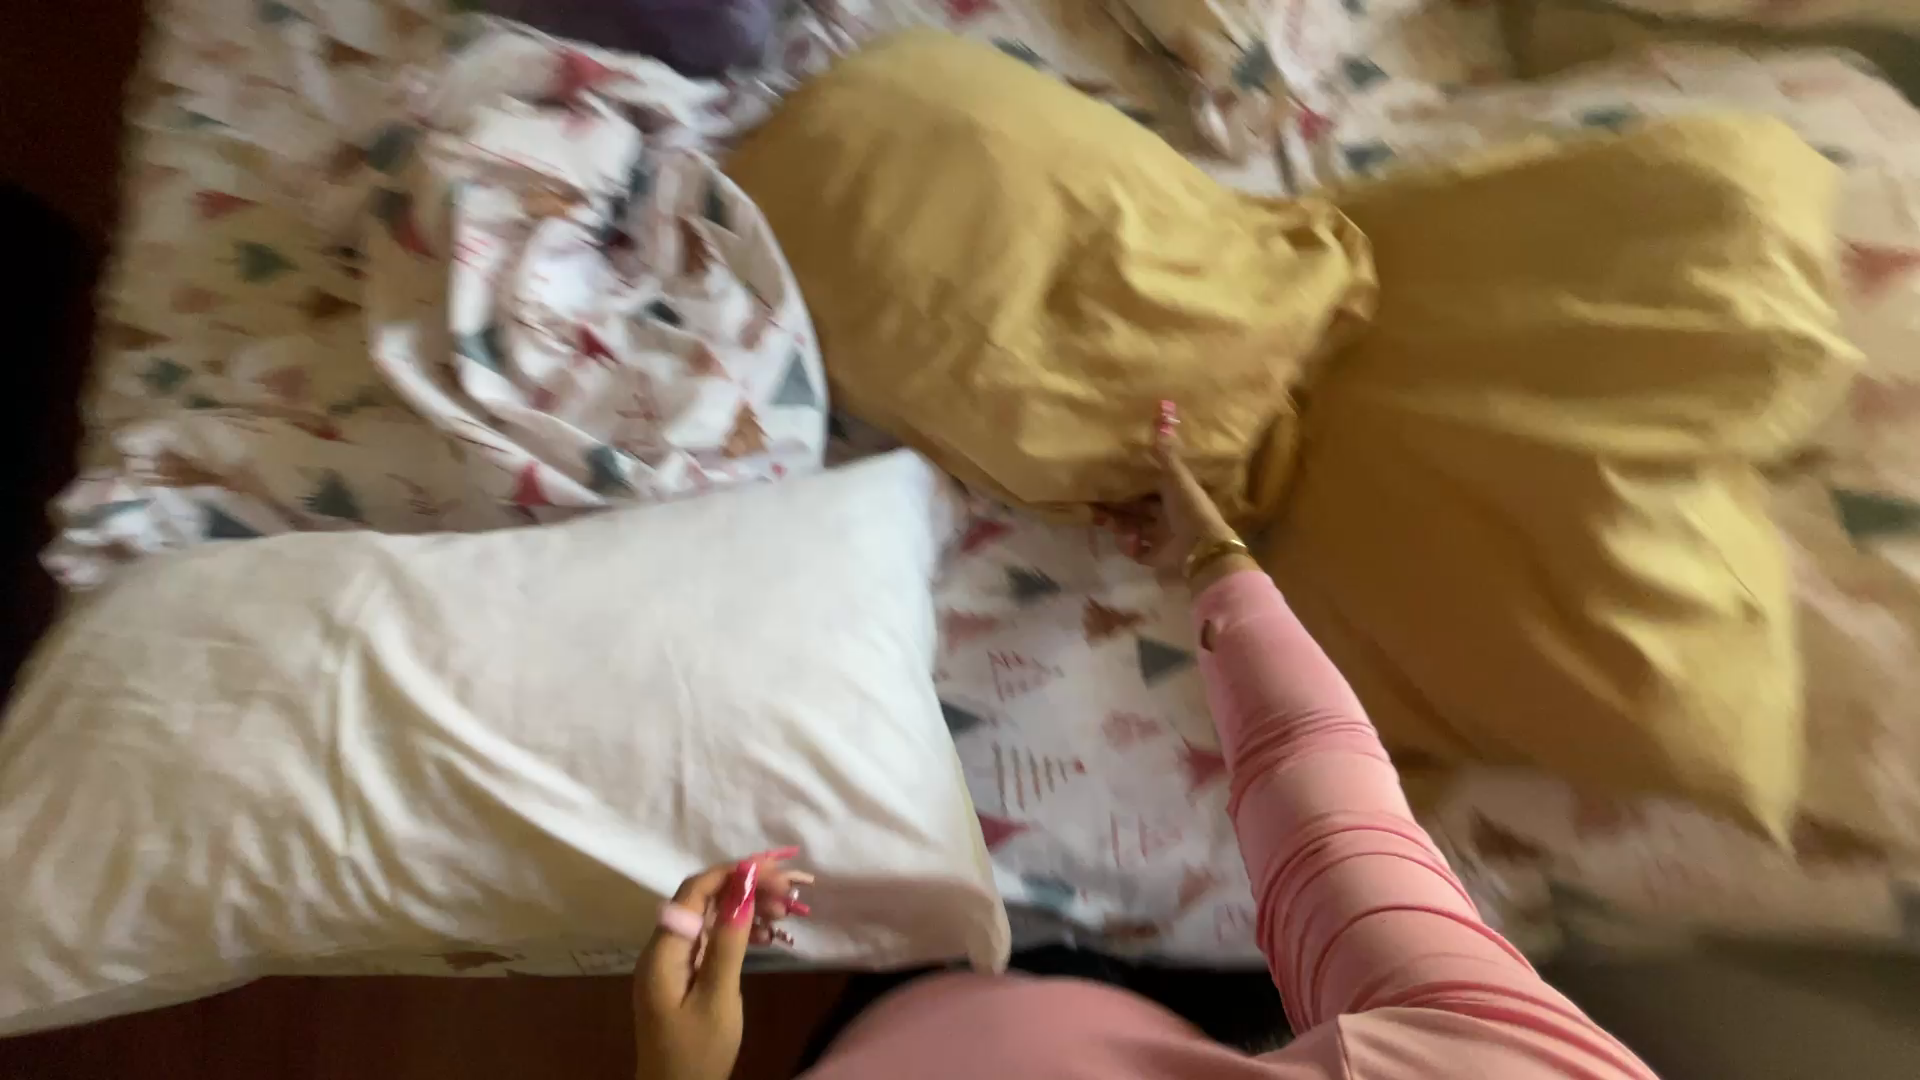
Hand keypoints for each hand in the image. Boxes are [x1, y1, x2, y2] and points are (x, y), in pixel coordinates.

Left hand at [634, 851, 811, 1079]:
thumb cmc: (696, 1056)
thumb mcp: (718, 997)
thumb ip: (729, 938)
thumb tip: (744, 883)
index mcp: (664, 950)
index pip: (696, 889)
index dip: (735, 872)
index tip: (776, 870)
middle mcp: (665, 947)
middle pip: (707, 898)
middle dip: (749, 886)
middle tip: (791, 889)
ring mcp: (675, 961)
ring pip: (714, 915)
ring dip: (749, 906)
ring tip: (788, 908)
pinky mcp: (687, 974)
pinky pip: (715, 937)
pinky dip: (742, 929)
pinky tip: (770, 932)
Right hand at [1099, 401, 1238, 576]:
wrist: (1201, 548)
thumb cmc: (1190, 509)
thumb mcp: (1178, 478)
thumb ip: (1167, 456)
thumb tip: (1161, 424)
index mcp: (1176, 498)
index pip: (1152, 490)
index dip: (1134, 486)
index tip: (1113, 481)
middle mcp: (1168, 518)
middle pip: (1139, 512)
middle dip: (1119, 509)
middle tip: (1097, 505)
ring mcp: (1163, 540)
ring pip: (1135, 531)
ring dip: (1121, 527)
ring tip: (1107, 523)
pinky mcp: (1157, 559)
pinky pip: (1138, 553)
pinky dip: (1130, 547)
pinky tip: (1129, 541)